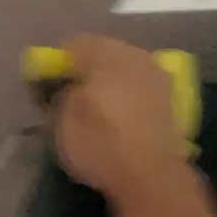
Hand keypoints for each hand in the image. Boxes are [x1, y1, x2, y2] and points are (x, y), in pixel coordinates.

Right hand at [54, 35, 187, 201]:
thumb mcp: (63, 121)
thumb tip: (63, 83)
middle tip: (71, 92)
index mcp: (106, 53)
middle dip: (86, 67)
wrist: (151, 172)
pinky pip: (139, 81)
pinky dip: (127, 91)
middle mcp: (134, 53)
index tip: (47, 82)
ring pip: (124, 64)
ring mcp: (155, 70)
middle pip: (103, 50)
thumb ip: (59, 93)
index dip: (58, 61)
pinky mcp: (169, 92)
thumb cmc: (100, 144)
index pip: (76, 44)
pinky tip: (120, 112)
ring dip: (109, 77)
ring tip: (97, 104)